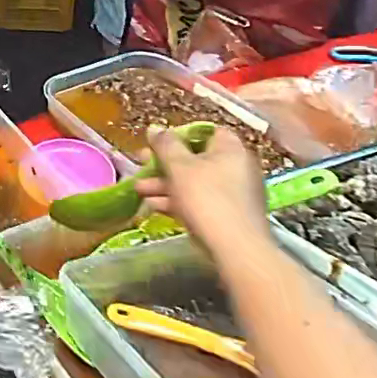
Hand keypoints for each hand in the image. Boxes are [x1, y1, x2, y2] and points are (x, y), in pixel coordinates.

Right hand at [135, 127, 268, 246]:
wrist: (237, 250)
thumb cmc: (207, 199)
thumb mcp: (179, 167)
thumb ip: (165, 145)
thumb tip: (155, 127)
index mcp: (229, 148)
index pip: (204, 131)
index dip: (178, 135)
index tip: (157, 144)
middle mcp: (236, 167)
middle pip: (195, 158)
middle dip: (164, 164)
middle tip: (140, 165)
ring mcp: (234, 194)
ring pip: (194, 182)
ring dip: (165, 184)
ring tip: (139, 190)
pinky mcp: (229, 217)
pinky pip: (201, 202)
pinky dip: (179, 201)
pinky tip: (154, 206)